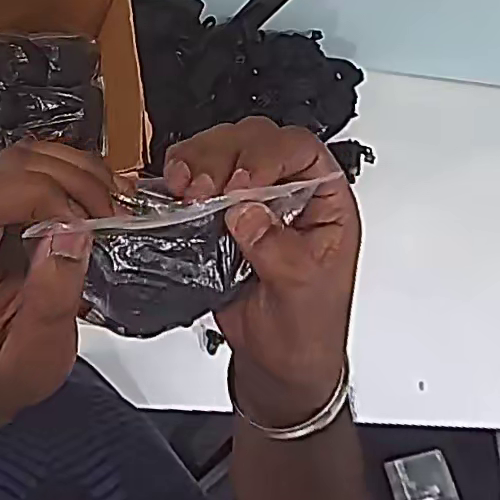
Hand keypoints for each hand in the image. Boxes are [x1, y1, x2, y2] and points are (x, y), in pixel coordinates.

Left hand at [0, 140, 118, 428]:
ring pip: (33, 155)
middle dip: (70, 181)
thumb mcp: (30, 358)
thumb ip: (49, 303)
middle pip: (13, 166)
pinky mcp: (21, 204)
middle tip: (106, 215)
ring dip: (81, 172)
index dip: (34, 196)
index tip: (75, 224)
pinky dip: (84, 172)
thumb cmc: (0, 370)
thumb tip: (71, 236)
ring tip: (110, 206)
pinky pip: (49, 165)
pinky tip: (105, 196)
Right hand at [164, 117, 359, 426]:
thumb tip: (247, 210)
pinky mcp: (217, 202)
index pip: (301, 151)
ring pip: (223, 145)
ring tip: (186, 191)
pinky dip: (180, 171)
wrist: (276, 360)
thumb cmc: (305, 328)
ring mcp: (251, 192)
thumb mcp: (303, 293)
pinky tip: (174, 187)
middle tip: (205, 191)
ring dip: (198, 161)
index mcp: (324, 199)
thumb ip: (280, 251)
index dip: (269, 156)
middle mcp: (288, 187)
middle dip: (225, 157)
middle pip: (256, 139)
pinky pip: (196, 167)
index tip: (242, 183)